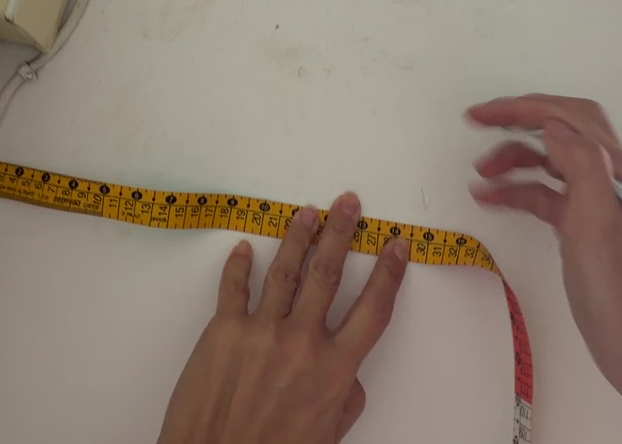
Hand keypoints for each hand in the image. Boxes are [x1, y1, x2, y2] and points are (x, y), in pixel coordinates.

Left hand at [157, 192, 411, 443]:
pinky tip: (245, 248)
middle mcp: (302, 341)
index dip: (389, 274)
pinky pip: (234, 287)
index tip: (397, 245)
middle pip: (328, 272)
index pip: (373, 310)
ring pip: (286, 269)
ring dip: (298, 235)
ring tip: (307, 211)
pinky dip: (239, 265)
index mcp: (333, 370)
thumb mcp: (327, 437)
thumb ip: (343, 399)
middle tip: (348, 201)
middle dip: (340, 232)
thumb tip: (349, 372)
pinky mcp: (223, 329)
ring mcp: (261, 330)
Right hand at [466, 94, 621, 443]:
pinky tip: (490, 199)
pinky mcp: (581, 226)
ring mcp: (595, 202)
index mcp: (618, 169)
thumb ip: (581, 163)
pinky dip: (516, 191)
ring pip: (547, 162)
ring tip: (479, 173)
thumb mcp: (598, 221)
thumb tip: (551, 125)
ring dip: (512, 160)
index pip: (568, 116)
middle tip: (476, 123)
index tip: (483, 115)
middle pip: (558, 130)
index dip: (524, 108)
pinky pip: (543, 194)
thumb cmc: (620, 286)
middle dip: (517, 122)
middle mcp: (610, 177)